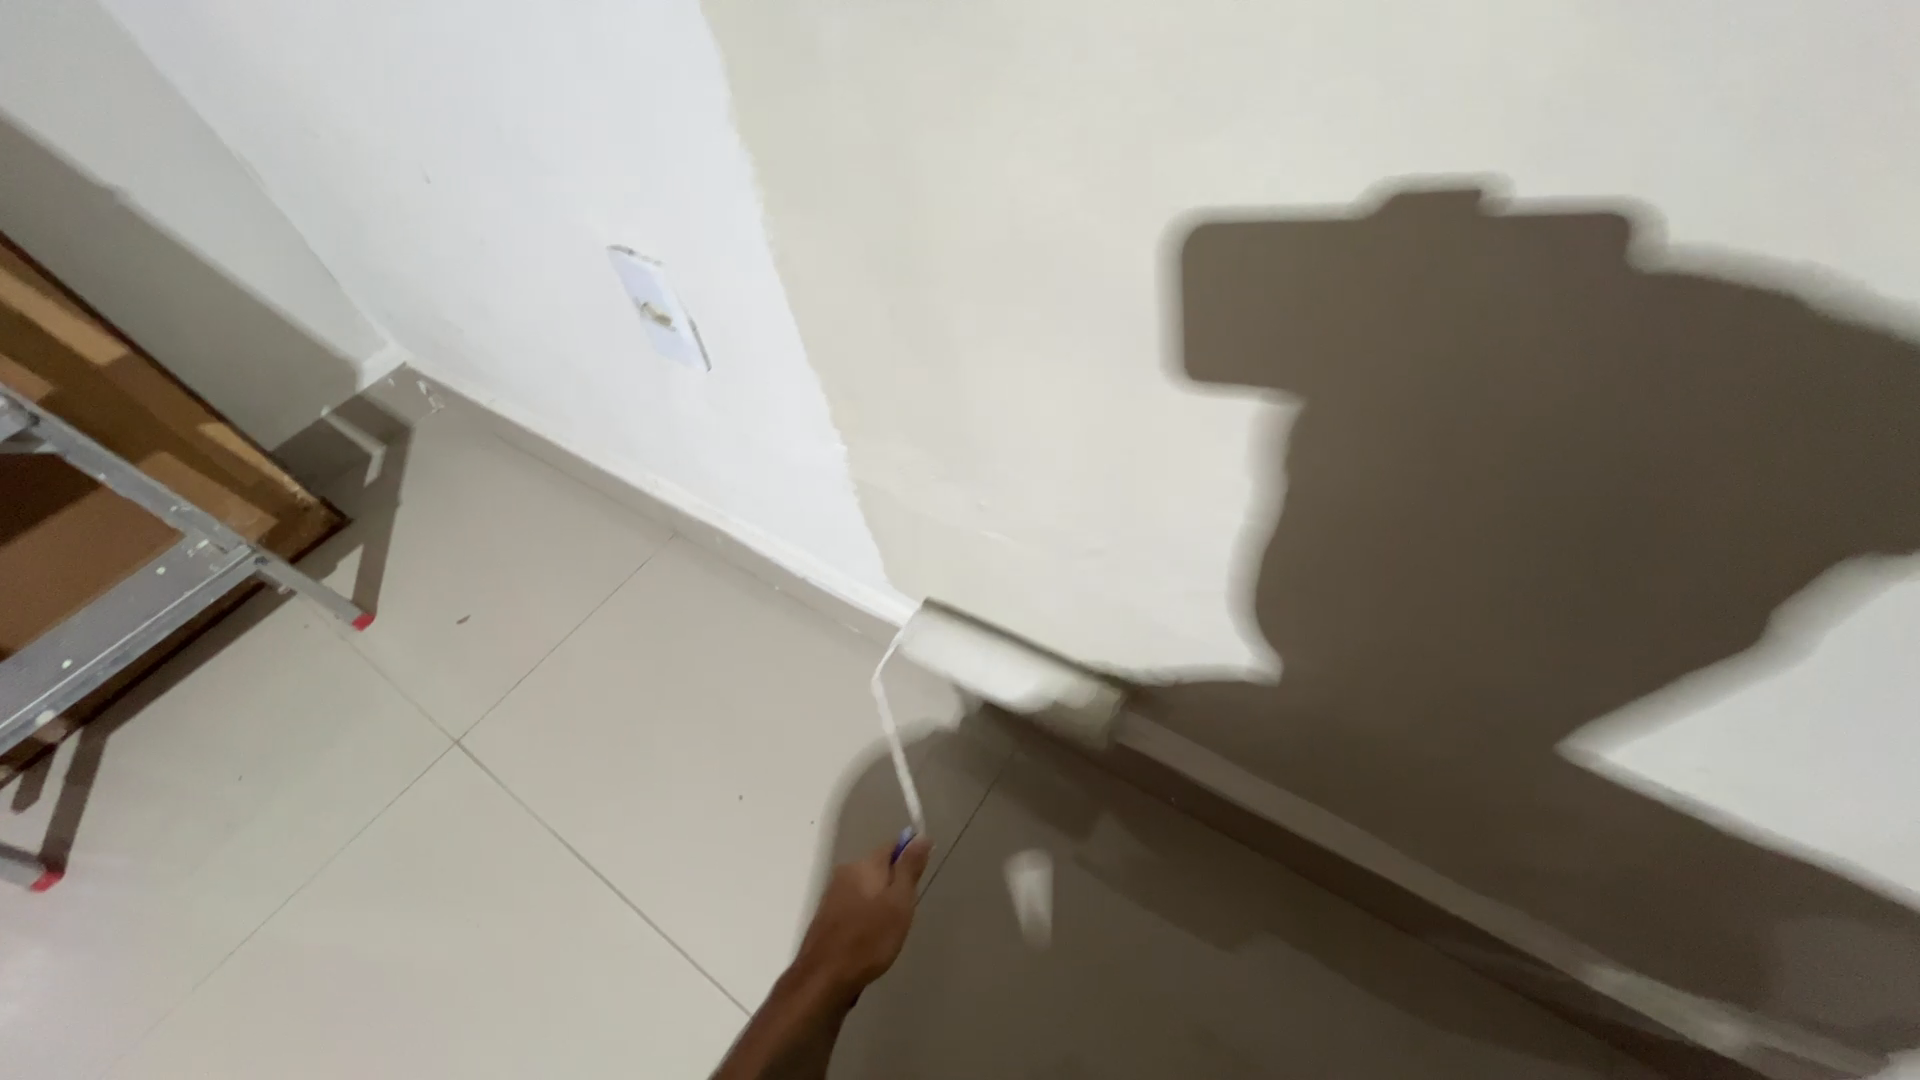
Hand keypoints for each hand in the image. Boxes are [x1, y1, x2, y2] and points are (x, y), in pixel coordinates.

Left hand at [791, 835, 932, 1001]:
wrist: (824, 980)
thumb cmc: (868, 940)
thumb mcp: (899, 903)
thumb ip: (909, 869)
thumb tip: (921, 837)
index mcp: (863, 865)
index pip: (892, 846)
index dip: (910, 857)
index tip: (920, 880)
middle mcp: (845, 873)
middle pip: (879, 869)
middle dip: (895, 886)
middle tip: (905, 914)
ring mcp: (832, 896)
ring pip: (867, 890)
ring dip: (881, 904)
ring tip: (889, 932)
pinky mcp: (826, 918)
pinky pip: (855, 908)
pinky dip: (866, 918)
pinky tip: (870, 941)